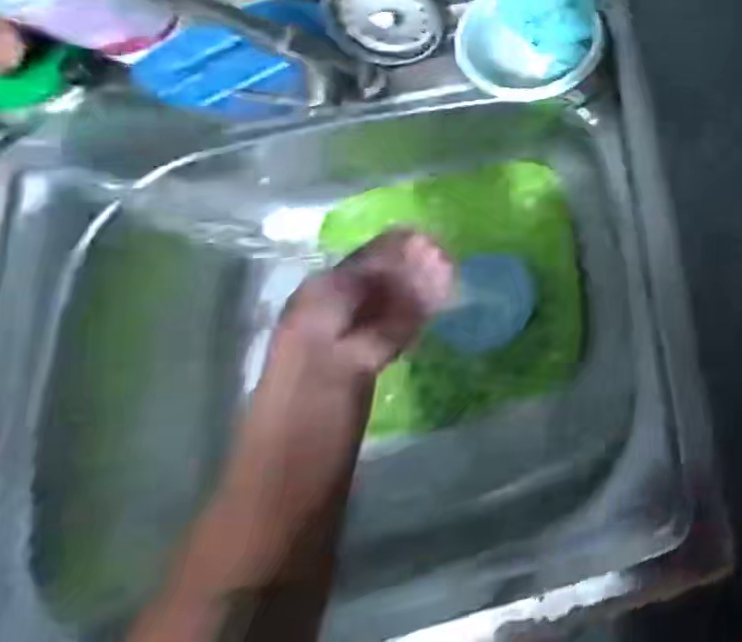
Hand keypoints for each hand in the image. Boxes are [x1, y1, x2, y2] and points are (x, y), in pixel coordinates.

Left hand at [191, 229, 452, 589]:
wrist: (281, 493)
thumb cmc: (308, 425)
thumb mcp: (344, 367)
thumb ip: (386, 320)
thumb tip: (432, 276)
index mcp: (317, 303)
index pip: (370, 255)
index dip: (410, 247)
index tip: (452, 251)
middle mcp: (323, 312)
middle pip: (377, 271)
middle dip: (419, 263)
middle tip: (460, 268)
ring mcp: (336, 338)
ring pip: (383, 296)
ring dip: (418, 286)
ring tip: (454, 286)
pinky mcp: (350, 364)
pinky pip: (387, 322)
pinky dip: (413, 313)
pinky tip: (433, 319)